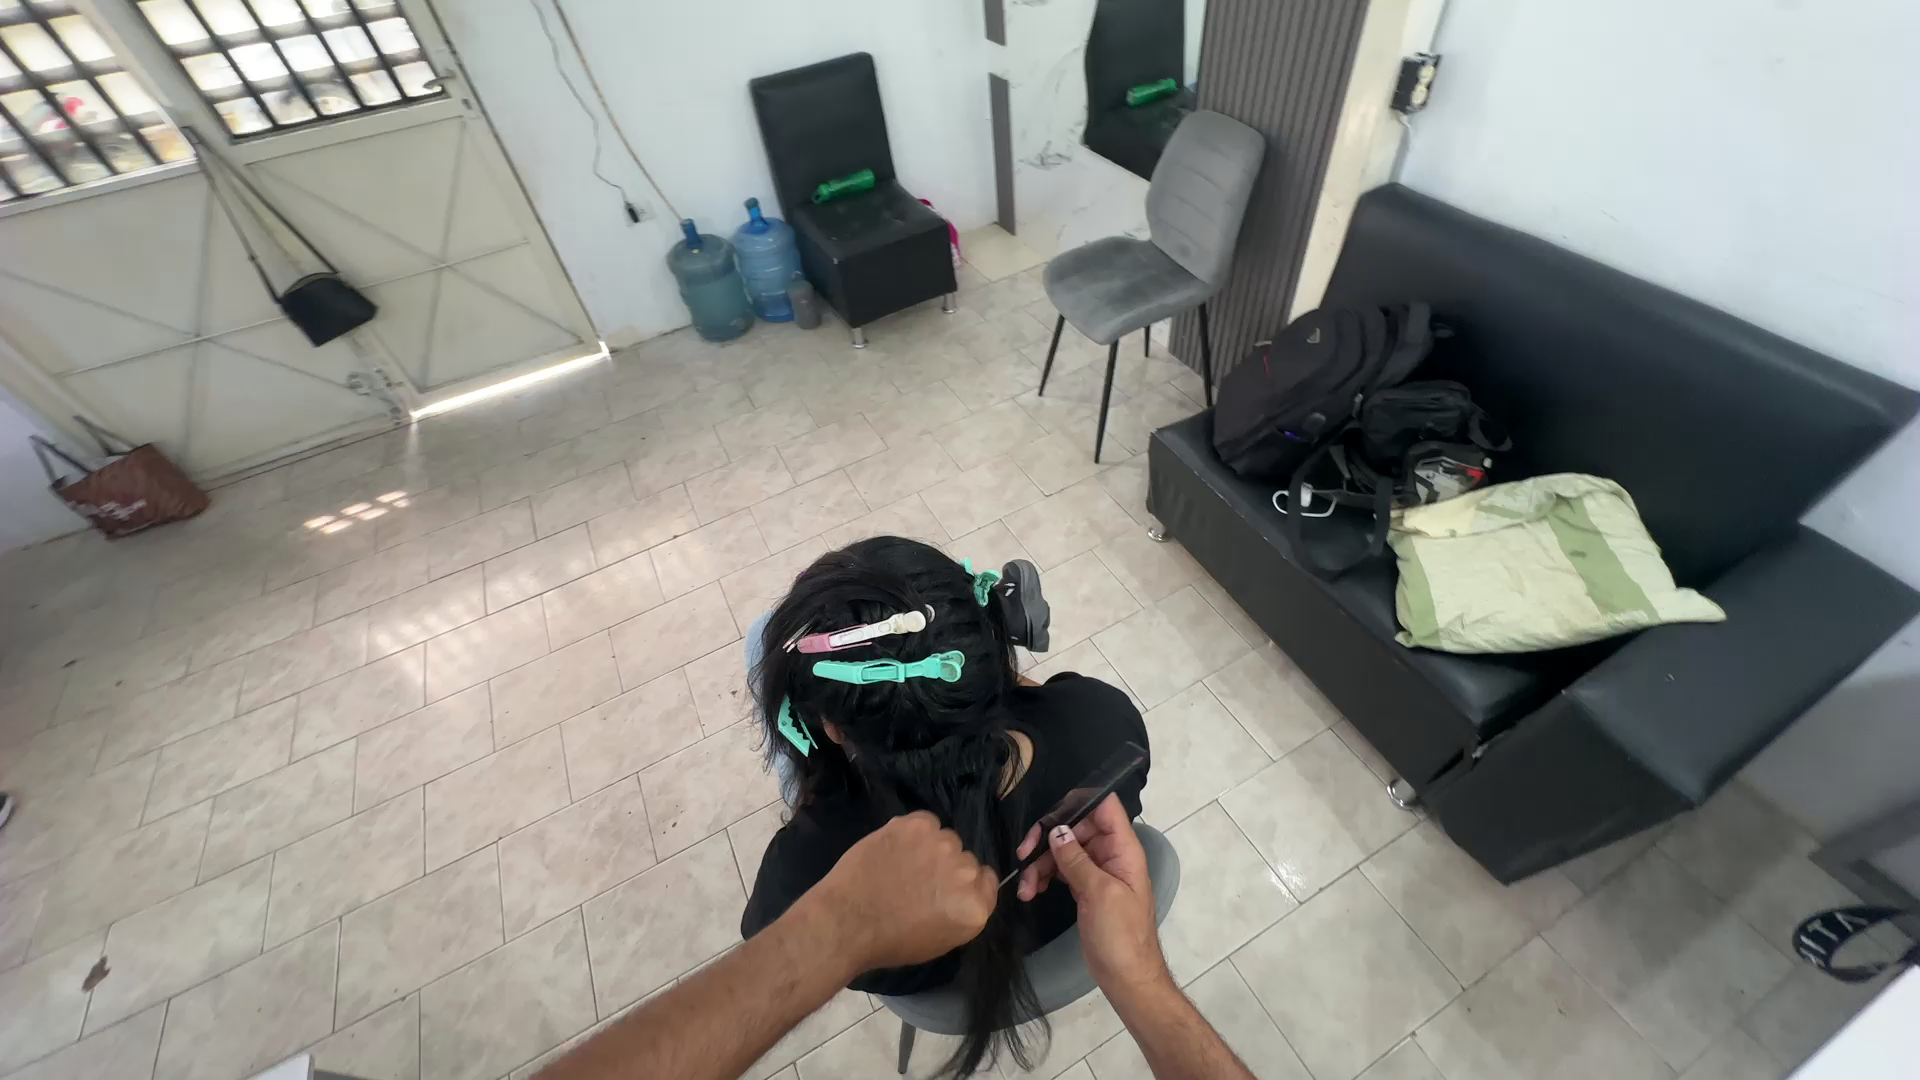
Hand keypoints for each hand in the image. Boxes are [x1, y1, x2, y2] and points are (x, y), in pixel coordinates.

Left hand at [800, 810, 997, 972]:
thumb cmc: (891, 941)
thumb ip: (960, 909)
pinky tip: (895, 849)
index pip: (987, 879)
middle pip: (966, 858)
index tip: (947, 888)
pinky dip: (912, 832)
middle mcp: (965, 871)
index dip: (966, 883)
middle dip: (947, 866)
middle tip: (920, 880)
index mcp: (975, 906)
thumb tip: (959, 889)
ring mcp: (942, 843)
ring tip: (903, 864)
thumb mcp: (940, 940)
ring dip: (929, 847)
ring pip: (945, 837)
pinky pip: (925, 821)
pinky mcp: (917, 823)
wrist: (847, 921)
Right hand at [1015, 794, 1168, 989]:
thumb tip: (1056, 831)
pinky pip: (1061, 869)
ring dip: (1041, 863)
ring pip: (1063, 849)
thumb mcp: (1099, 893)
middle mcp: (1110, 853)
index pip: (1104, 805)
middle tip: (1024, 854)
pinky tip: (1032, 891)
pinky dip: (1044, 877)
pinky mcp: (1084, 887)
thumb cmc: (1121, 935)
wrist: (1128, 979)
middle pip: (1076, 826)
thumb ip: (1076, 859)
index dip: (1078, 802)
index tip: (1050, 816)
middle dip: (1048, 838)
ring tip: (1026, 886)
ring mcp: (1097, 870)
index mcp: (1122, 848)